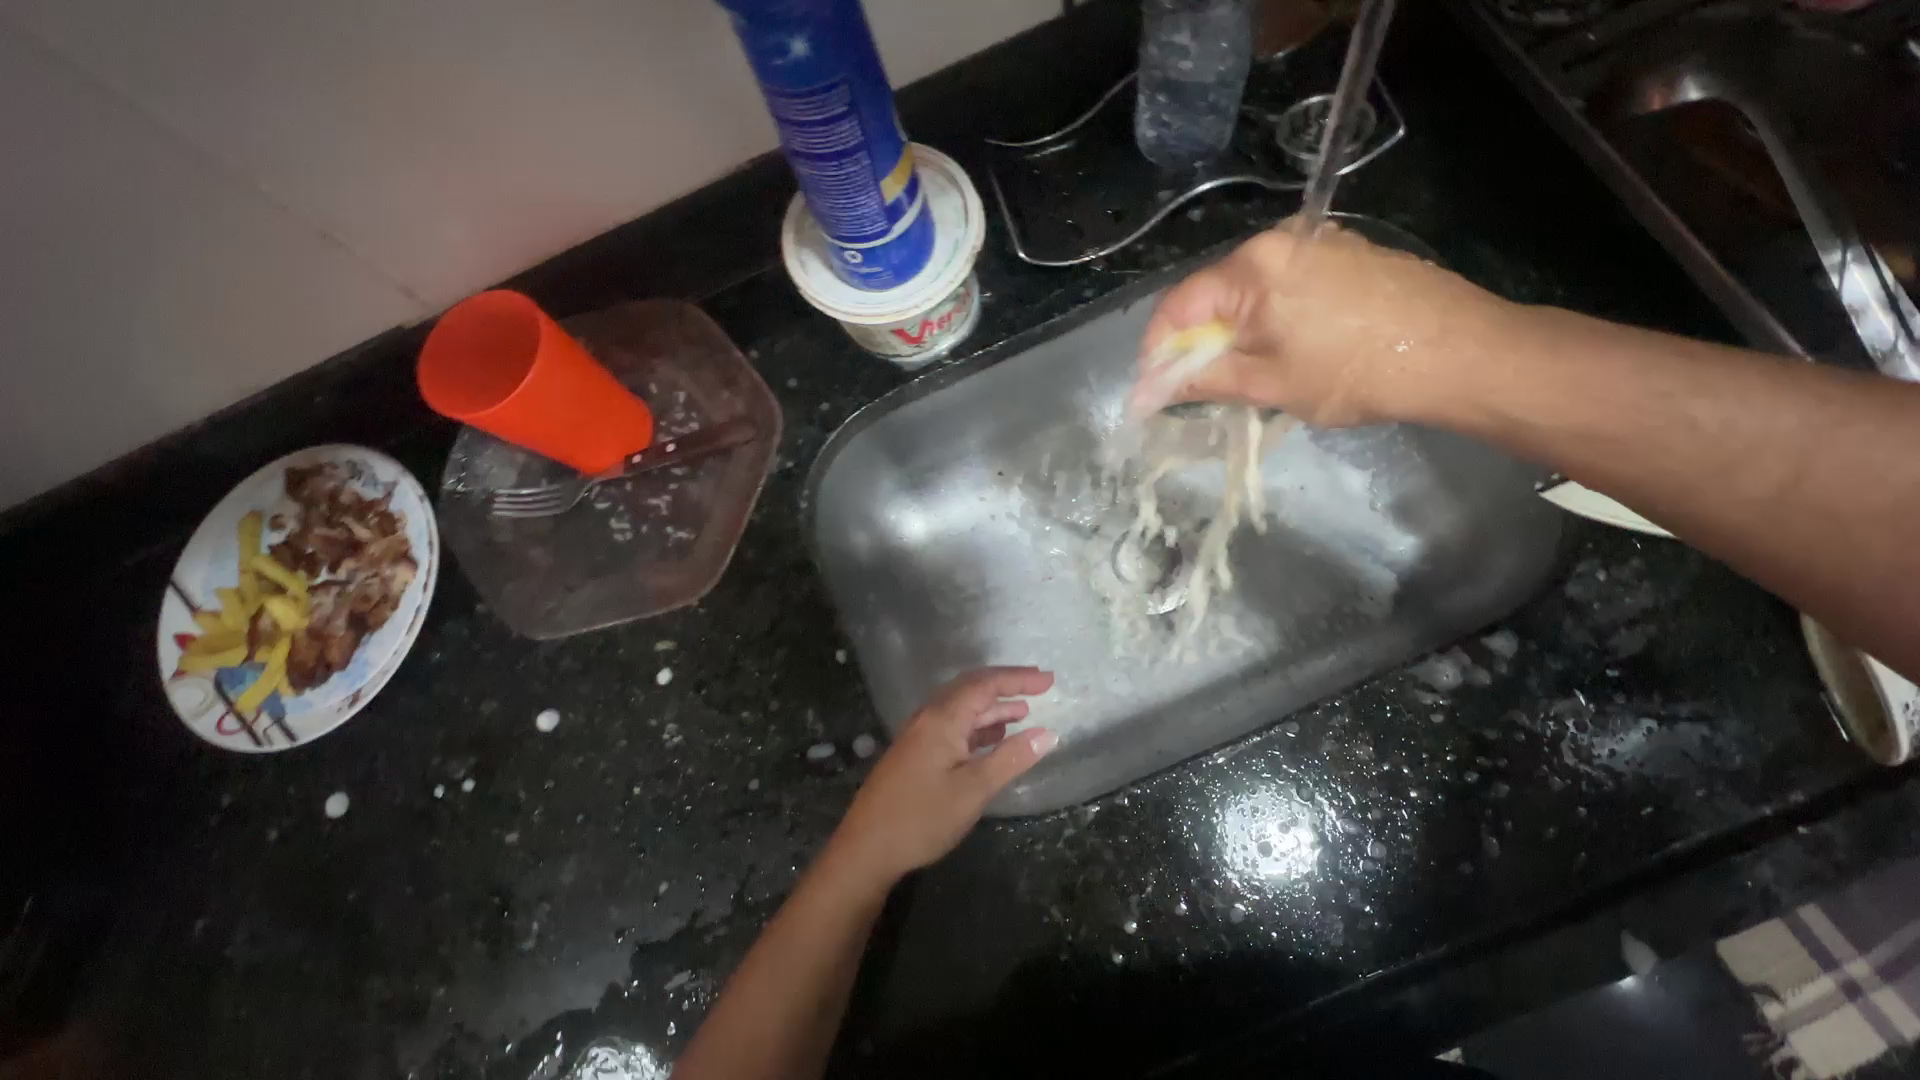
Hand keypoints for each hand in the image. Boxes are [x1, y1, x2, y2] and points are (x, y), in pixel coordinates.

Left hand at [827, 667, 1057, 884]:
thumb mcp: (974, 790)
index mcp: (942, 719)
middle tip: (1038, 687)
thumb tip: (1048, 734)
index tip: (1049, 681)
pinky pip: (951, 725)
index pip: (985, 685)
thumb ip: (1011, 759)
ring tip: (1023, 712)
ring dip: (991, 707)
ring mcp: (918, 736)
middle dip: (1005, 685)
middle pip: (970, 688)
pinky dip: (976, 725)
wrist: (866, 848)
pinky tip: (992, 738)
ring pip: (960, 708)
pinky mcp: (914, 753)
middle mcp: (928, 718)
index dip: (1019, 679)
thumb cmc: (922, 818)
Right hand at [1129, 218, 1506, 426]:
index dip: (1157, 353)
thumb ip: (1203, 380)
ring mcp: (1317, 243)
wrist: (1462, 353)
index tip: (1152, 394)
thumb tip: (1151, 391)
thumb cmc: (1356, 372)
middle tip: (1201, 391)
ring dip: (1237, 336)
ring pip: (1250, 294)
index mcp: (1252, 266)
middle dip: (1198, 345)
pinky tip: (1292, 354)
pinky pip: (1286, 288)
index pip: (1177, 307)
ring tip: (1250, 378)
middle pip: (1212, 297)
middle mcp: (1279, 240)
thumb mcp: (1269, 385)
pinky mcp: (1346, 255)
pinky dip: (1272, 322)